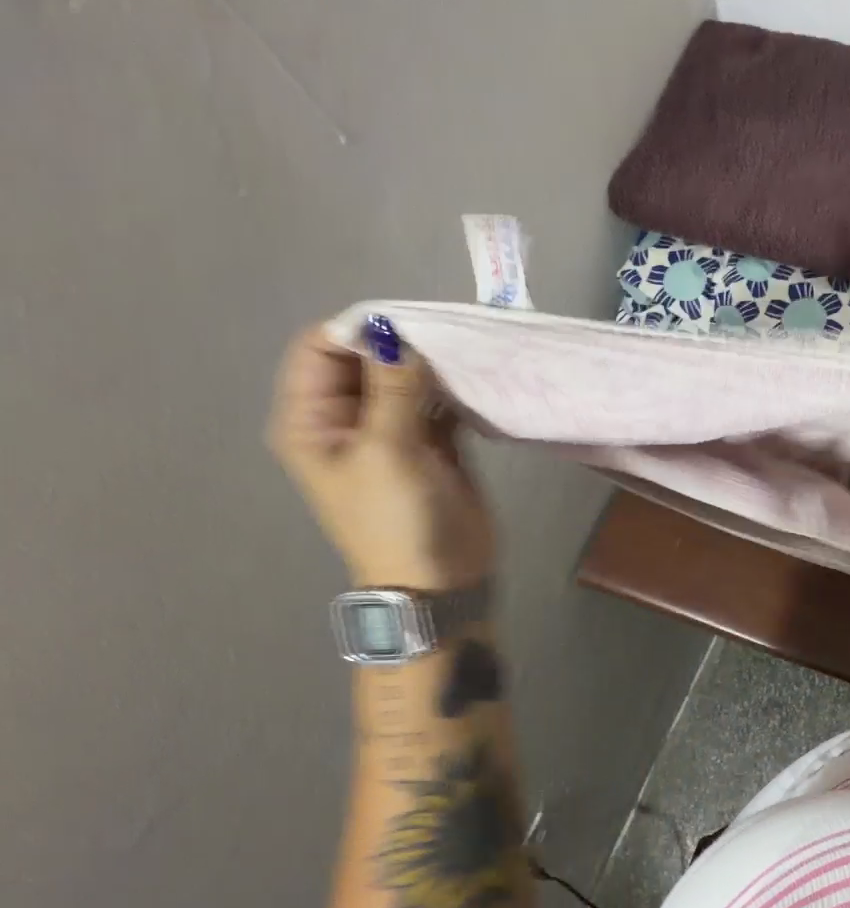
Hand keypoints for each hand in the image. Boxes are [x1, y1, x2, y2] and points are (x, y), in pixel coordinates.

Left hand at [268, 319, 493, 589]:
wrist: (439, 580)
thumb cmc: (396, 520)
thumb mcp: (388, 452)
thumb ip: (395, 390)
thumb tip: (399, 333)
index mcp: (311, 420)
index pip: (321, 350)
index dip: (360, 331)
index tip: (411, 326)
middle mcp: (347, 419)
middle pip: (367, 360)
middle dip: (403, 344)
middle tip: (450, 339)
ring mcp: (393, 432)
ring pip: (407, 379)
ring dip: (434, 365)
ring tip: (470, 357)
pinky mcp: (435, 445)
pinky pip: (440, 403)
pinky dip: (456, 390)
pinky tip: (479, 382)